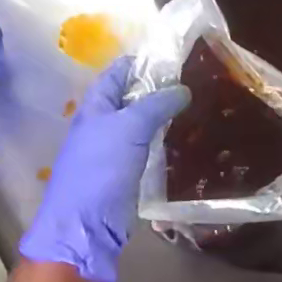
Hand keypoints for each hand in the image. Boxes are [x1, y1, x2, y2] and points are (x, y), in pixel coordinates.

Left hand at [19, 57, 190, 281]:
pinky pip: (146, 151)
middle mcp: (101, 126)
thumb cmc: (101, 170)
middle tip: (193, 81)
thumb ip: (155, 106)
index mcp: (95, 108)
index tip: (172, 56)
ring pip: (140, 126)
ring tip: (195, 107)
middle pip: (130, 99)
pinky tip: (184, 141)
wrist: (86, 225)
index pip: (117, 73)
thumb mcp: (129, 129)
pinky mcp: (125, 176)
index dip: (140, 62)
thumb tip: (182, 89)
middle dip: (157, 89)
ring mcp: (113, 152)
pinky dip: (162, 143)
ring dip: (162, 117)